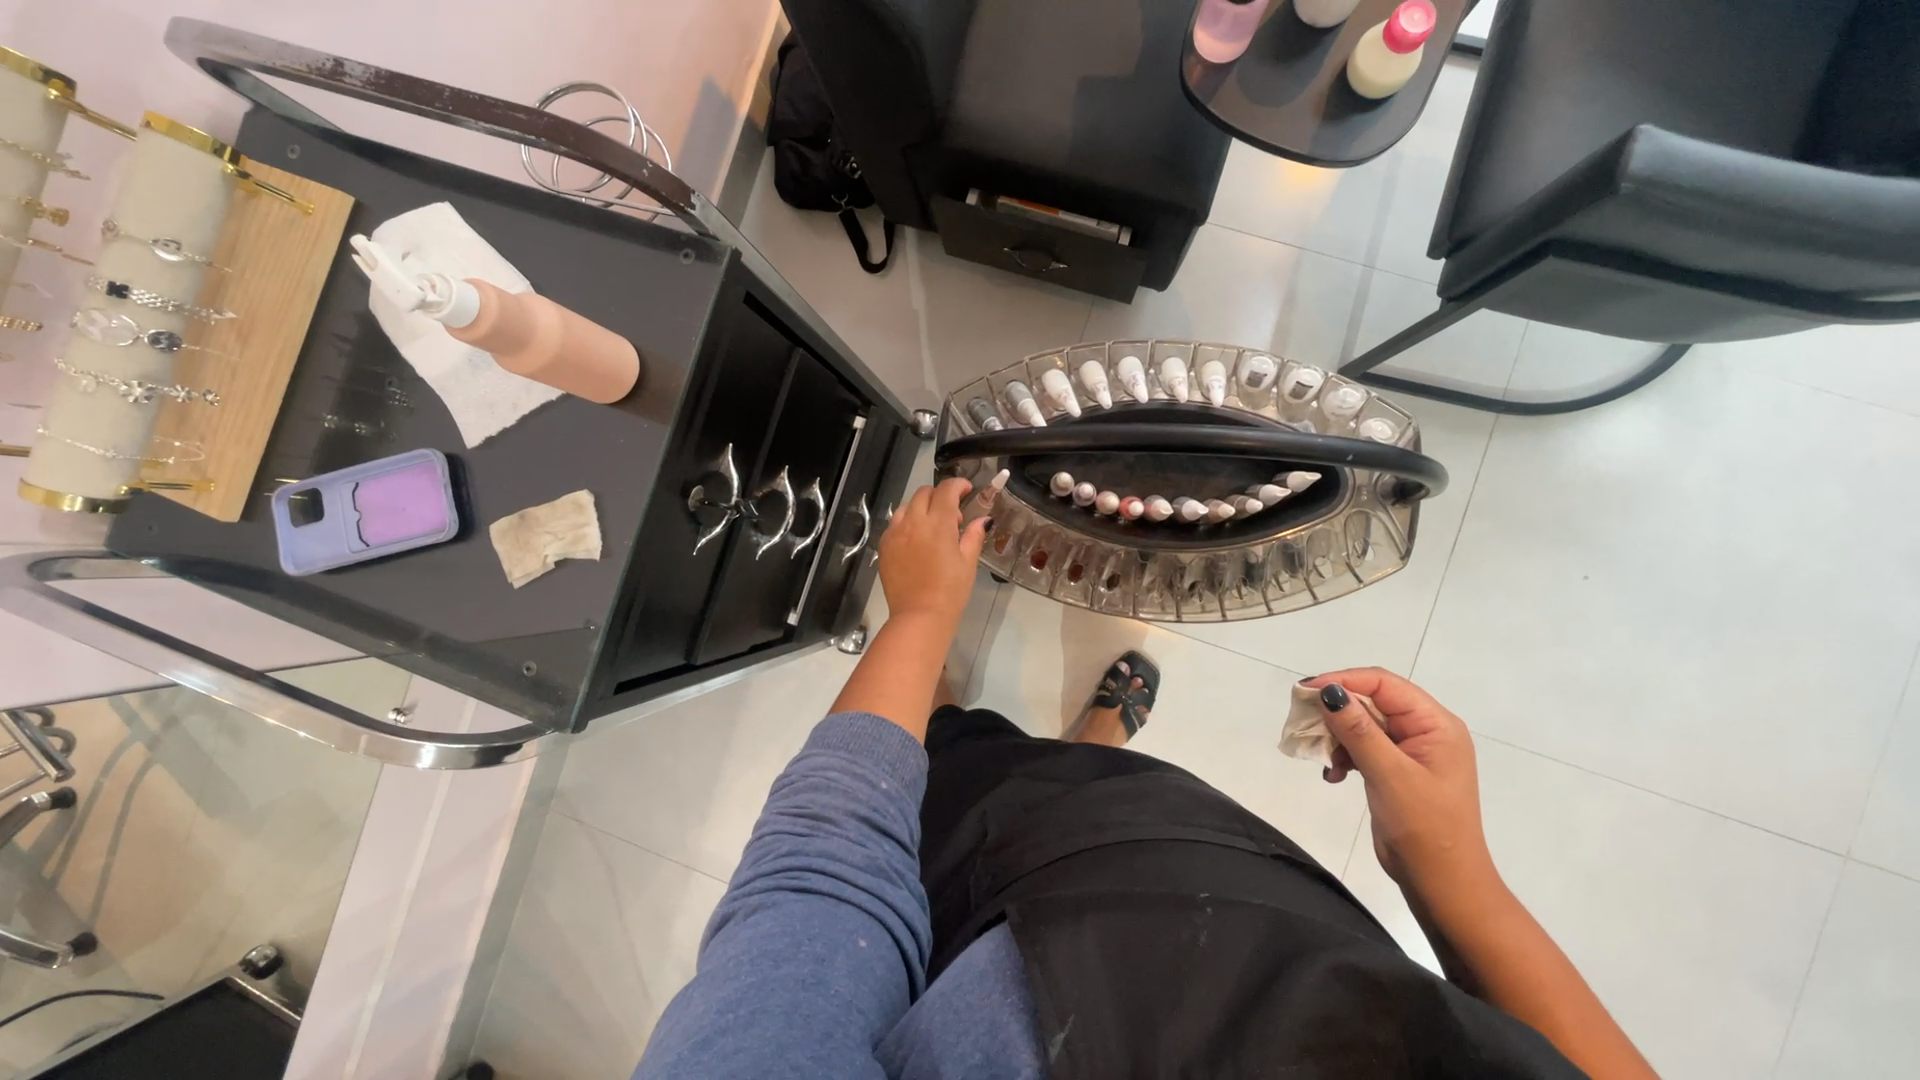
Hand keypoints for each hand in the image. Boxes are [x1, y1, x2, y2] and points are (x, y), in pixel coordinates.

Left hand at [877, 478, 989, 629]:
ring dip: (921, 507)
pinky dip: (907, 523)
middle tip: (952, 514)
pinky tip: (916, 541)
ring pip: (907, 506)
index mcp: (938, 524)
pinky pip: (895, 524)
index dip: (958, 485)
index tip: (966, 490)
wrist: (919, 615)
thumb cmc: (950, 591)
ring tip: (932, 526)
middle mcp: (914, 522)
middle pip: (924, 493)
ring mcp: (895, 533)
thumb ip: (973, 536)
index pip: (946, 490)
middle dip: (939, 495)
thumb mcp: (968, 563)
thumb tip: (982, 520)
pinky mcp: (884, 546)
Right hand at [1308, 669, 1494, 895]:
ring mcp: (1410, 752)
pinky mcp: (1396, 771)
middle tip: (1303, 723)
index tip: (1306, 691)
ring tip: (1324, 760)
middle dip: (1337, 711)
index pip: (1384, 683)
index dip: (1344, 680)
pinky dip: (1343, 756)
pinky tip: (1333, 776)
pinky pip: (1363, 748)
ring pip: (1362, 725)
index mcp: (1436, 724)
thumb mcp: (1389, 774)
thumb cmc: (1425, 825)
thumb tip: (1329, 691)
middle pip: (1372, 701)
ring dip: (1337, 737)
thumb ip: (1358, 729)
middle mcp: (1425, 731)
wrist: (1443, 882)